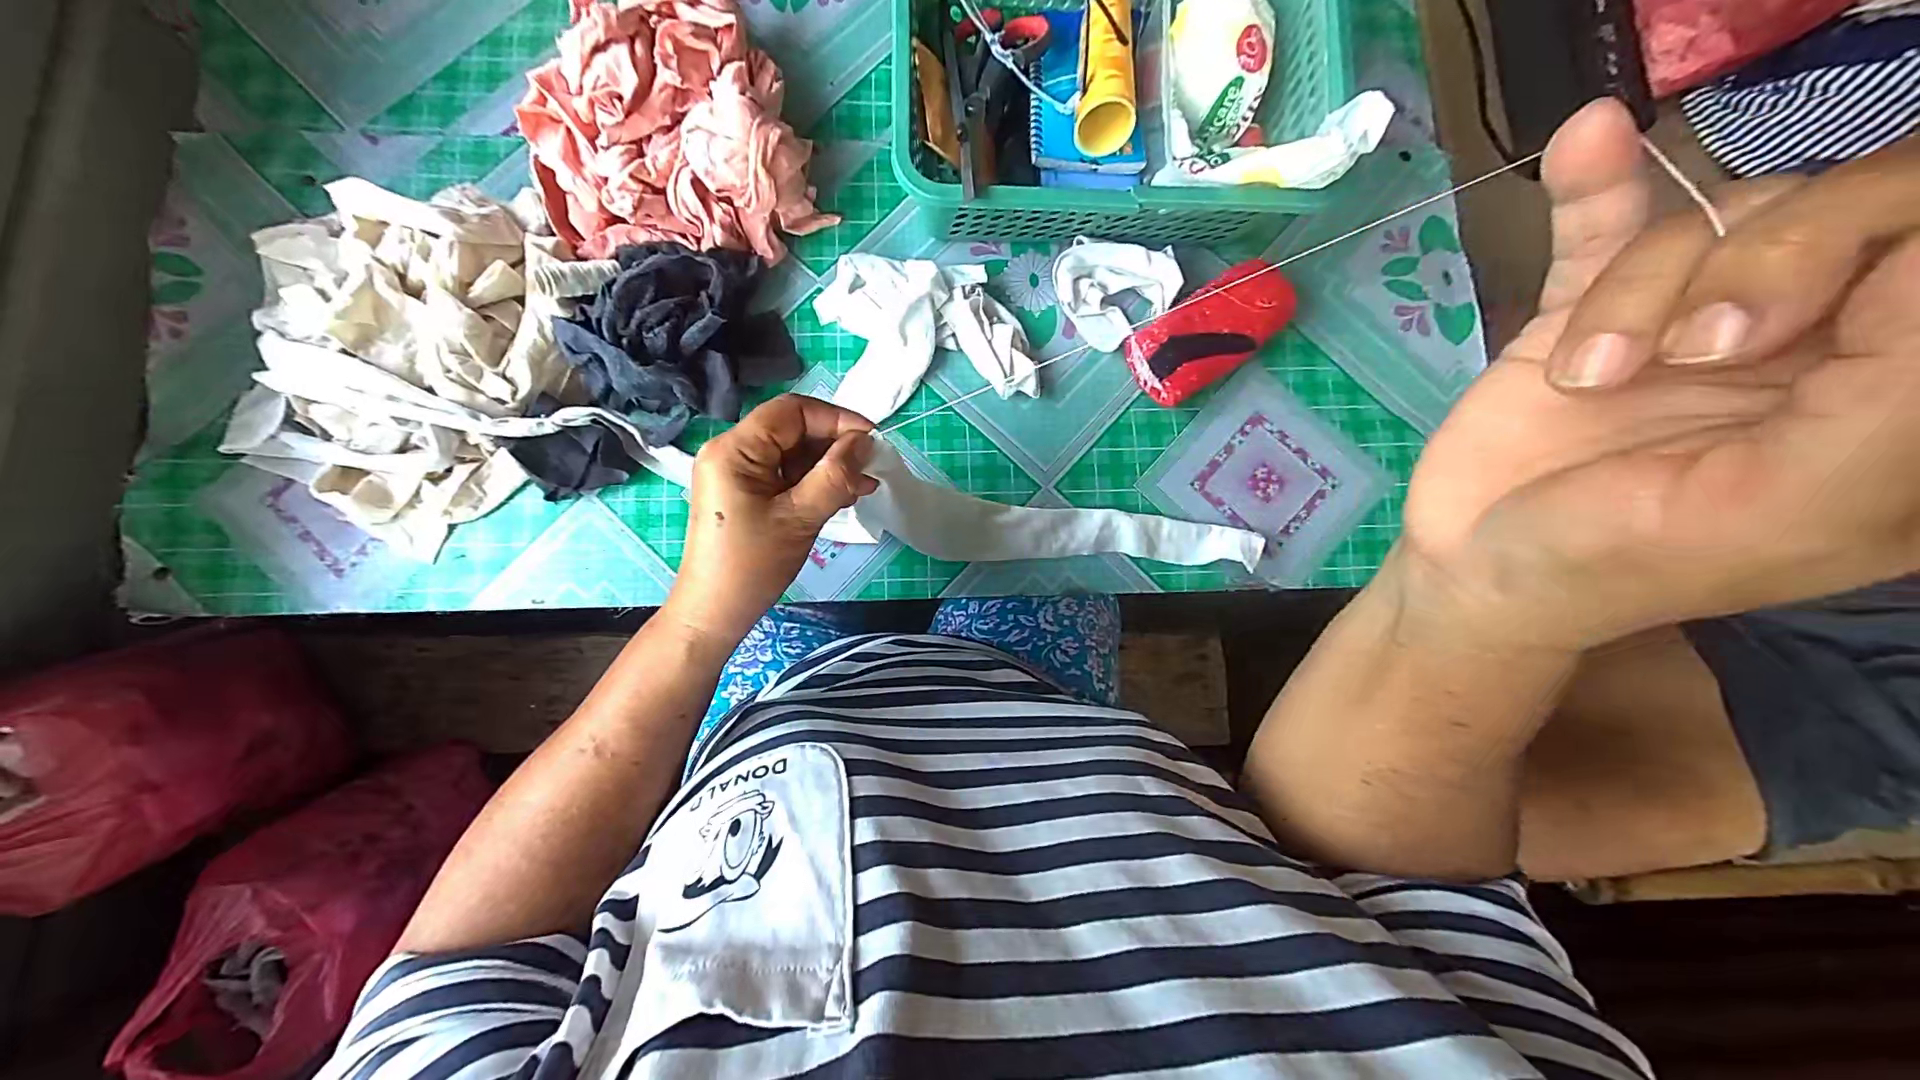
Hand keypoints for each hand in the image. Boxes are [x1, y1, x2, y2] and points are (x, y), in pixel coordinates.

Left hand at [661, 395, 876, 643]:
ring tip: (862, 486)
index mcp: (735, 449)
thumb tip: (866, 443)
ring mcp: (737, 473)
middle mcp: (731, 451)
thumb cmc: (752, 565)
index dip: (836, 418)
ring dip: (830, 465)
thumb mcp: (800, 517)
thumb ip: (835, 475)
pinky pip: (785, 473)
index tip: (872, 440)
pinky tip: (843, 495)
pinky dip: (815, 481)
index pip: (792, 411)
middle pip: (793, 429)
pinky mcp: (745, 492)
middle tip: (870, 467)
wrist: (715, 612)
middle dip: (835, 444)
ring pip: (793, 452)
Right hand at [1402, 100, 1919, 649]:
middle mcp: (1805, 336)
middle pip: (1834, 207)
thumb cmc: (1612, 560)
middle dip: (1751, 264)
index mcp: (1894, 388)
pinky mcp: (1583, 316)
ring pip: (1703, 222)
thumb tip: (1916, 255)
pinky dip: (1599, 178)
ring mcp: (1684, 318)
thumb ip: (1899, 389)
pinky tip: (1585, 140)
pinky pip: (1606, 222)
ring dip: (1629, 292)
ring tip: (1579, 378)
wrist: (1469, 570)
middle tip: (1683, 356)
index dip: (1877, 249)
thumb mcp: (1780, 506)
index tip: (1772, 331)